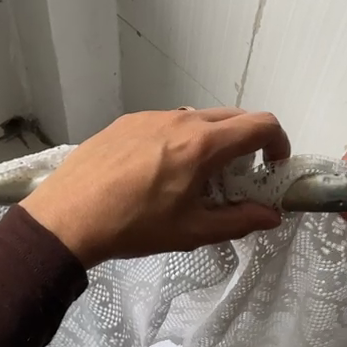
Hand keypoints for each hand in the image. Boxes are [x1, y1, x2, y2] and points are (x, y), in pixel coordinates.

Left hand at [22, 108, 289, 266]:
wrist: (67, 216)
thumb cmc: (134, 226)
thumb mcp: (192, 231)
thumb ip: (238, 221)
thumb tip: (271, 216)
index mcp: (203, 144)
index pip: (261, 125)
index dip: (279, 142)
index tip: (274, 167)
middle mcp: (181, 119)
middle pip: (233, 117)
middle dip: (248, 142)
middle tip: (240, 176)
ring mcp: (151, 115)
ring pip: (198, 118)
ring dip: (212, 140)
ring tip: (195, 176)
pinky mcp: (127, 120)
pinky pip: (167, 122)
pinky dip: (180, 139)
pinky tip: (158, 171)